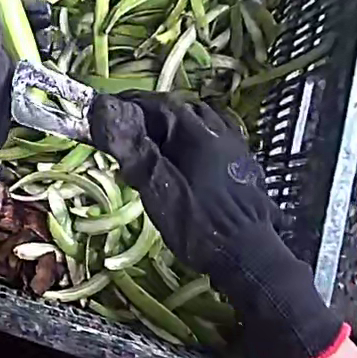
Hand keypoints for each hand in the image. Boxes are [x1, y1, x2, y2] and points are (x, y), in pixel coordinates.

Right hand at [89, 93, 347, 357]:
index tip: (113, 107)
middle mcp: (218, 130)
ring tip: (159, 142)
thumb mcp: (157, 189)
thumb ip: (134, 151)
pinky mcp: (244, 163)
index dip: (133, 103)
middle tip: (132, 129)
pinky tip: (188, 158)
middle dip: (155, 114)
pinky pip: (216, 137)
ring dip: (178, 126)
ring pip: (202, 123)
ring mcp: (235, 146)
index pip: (159, 104)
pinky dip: (196, 139)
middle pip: (181, 110)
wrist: (248, 254)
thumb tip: (109, 117)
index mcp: (195, 133)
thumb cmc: (198, 223)